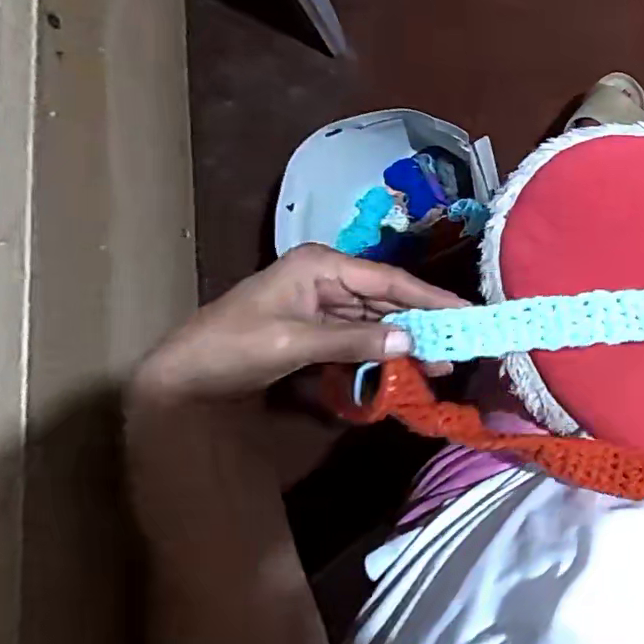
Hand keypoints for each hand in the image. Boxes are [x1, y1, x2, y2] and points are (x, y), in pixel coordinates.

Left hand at [129, 243, 465, 409]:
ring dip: (407, 338)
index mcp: (322, 265)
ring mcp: (325, 301)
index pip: (389, 280)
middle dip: (423, 321)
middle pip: (390, 297)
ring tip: (440, 361)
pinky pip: (364, 334)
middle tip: (458, 343)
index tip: (465, 312)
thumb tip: (409, 342)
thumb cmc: (231, 348)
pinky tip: (407, 363)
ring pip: (381, 317)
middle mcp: (328, 276)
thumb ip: (354, 341)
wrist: (179, 379)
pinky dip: (385, 349)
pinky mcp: (321, 325)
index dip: (430, 297)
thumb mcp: (294, 343)